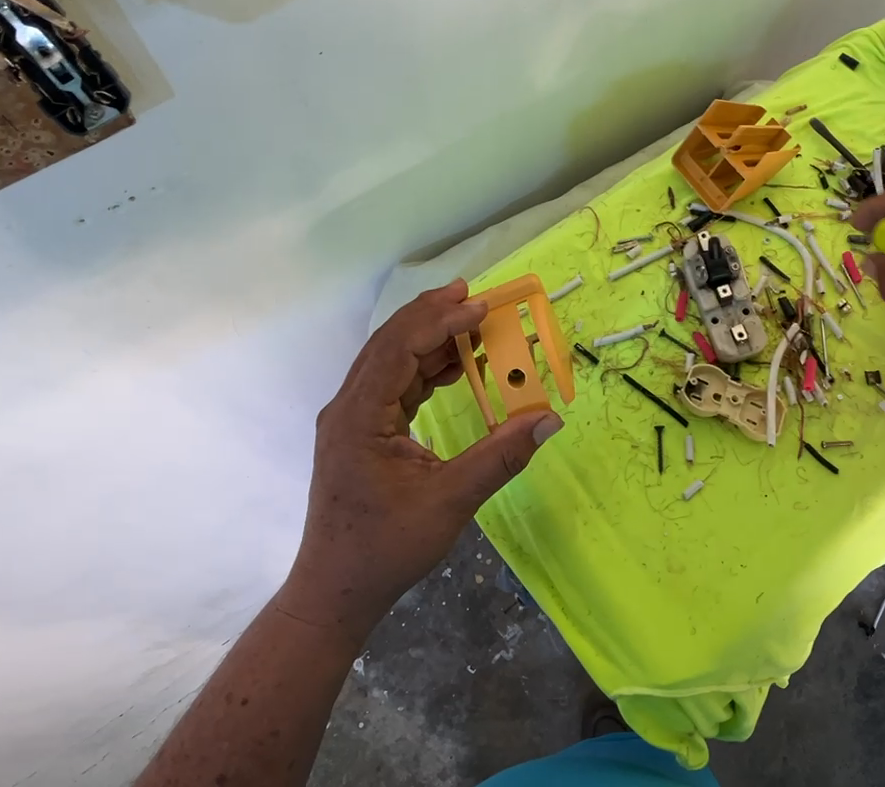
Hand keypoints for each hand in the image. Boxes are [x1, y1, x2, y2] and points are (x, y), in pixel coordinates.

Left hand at [281, 280, 561, 636]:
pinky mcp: (361, 432)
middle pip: (390, 344)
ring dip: (431, 341)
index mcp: (359, 416)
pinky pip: (394, 385)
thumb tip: (549, 421)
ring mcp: (352, 419)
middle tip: (473, 294)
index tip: (481, 307)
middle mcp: (348, 407)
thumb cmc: (386, 548)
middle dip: (432, 315)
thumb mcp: (449, 501)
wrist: (336, 590)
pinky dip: (426, 370)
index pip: (399, 348)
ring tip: (473, 325)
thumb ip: (499, 458)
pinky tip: (456, 368)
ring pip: (391, 362)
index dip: (440, 322)